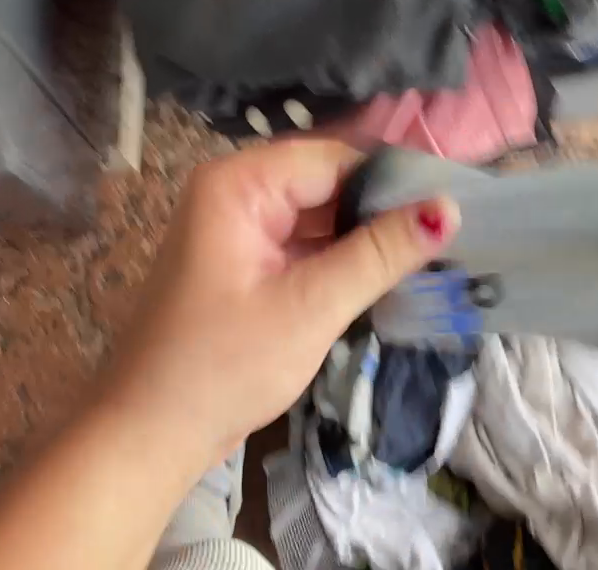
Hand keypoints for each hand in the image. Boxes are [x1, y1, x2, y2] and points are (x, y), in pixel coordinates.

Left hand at [98, 139, 457, 472]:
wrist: (146, 437)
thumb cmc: (221, 368)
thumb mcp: (310, 308)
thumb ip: (379, 253)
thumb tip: (448, 206)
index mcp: (238, 182)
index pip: (332, 159)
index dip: (391, 180)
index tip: (451, 206)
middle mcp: (234, 189)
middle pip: (324, 182)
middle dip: (378, 209)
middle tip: (446, 234)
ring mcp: (235, 225)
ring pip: (316, 212)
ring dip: (360, 235)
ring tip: (426, 253)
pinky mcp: (242, 258)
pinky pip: (300, 240)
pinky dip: (336, 256)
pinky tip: (379, 273)